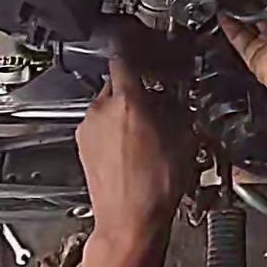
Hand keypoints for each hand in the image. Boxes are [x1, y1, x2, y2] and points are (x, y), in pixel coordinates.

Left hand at [75, 49, 187, 257]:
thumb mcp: (183, 139)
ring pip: (109, 103)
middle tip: (160, 99)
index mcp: (127, 101)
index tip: (145, 44)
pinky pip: (100, 123)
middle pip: (119, 81)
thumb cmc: (155, 187)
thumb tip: (174, 97)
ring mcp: (88, 127)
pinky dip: (115, 126)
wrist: (129, 222)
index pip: (124, 56)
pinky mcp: (83, 144)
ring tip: (149, 129)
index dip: (136, 46)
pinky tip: (134, 145)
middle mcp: (101, 110)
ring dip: (127, 108)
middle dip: (139, 86)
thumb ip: (176, 108)